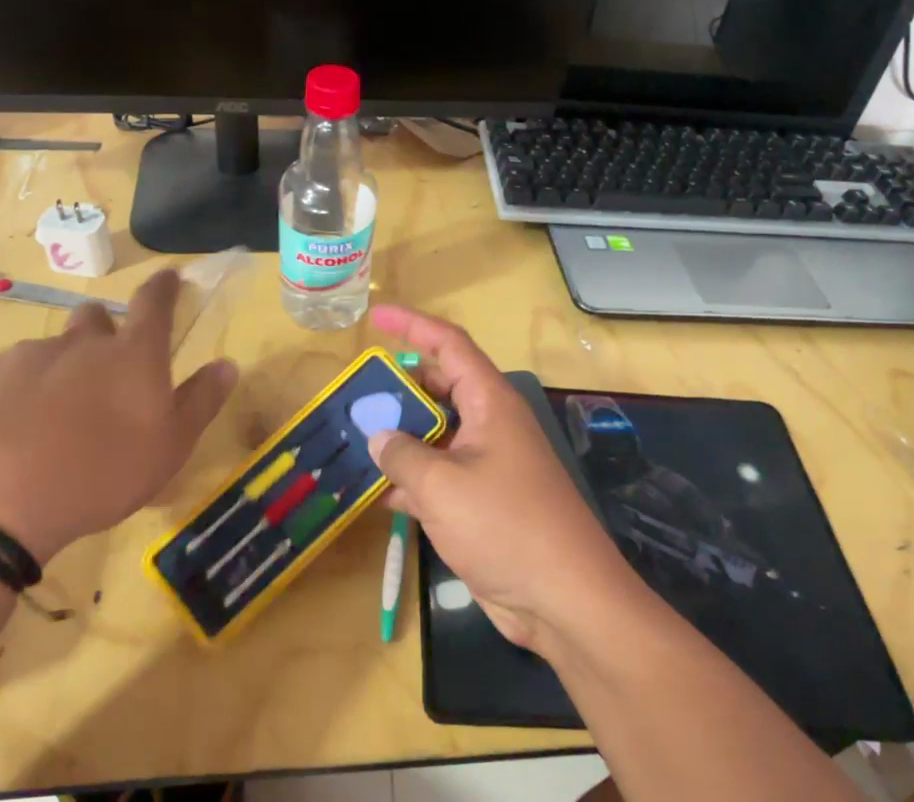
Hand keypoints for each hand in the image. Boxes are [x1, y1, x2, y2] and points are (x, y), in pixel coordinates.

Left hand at [0, 268, 237, 559]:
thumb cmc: (99, 477)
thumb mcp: (169, 449)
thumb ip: (200, 402)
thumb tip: (227, 364)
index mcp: (132, 356)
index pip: (155, 302)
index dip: (165, 287)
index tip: (170, 277)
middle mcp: (79, 342)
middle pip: (95, 319)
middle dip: (103, 334)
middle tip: (104, 376)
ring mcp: (23, 356)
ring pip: (48, 350)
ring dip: (57, 370)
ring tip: (49, 419)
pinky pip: (4, 374)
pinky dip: (14, 392)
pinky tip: (8, 432)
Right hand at [366, 306, 631, 652]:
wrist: (563, 598)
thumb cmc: (505, 526)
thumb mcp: (442, 485)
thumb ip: (402, 455)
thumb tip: (379, 436)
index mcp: (490, 403)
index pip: (449, 345)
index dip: (412, 325)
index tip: (375, 315)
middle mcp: (490, 426)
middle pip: (439, 389)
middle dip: (397, 388)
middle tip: (353, 392)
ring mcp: (488, 466)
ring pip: (435, 436)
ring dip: (397, 438)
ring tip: (350, 438)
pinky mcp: (482, 504)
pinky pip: (438, 477)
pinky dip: (408, 480)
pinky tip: (372, 492)